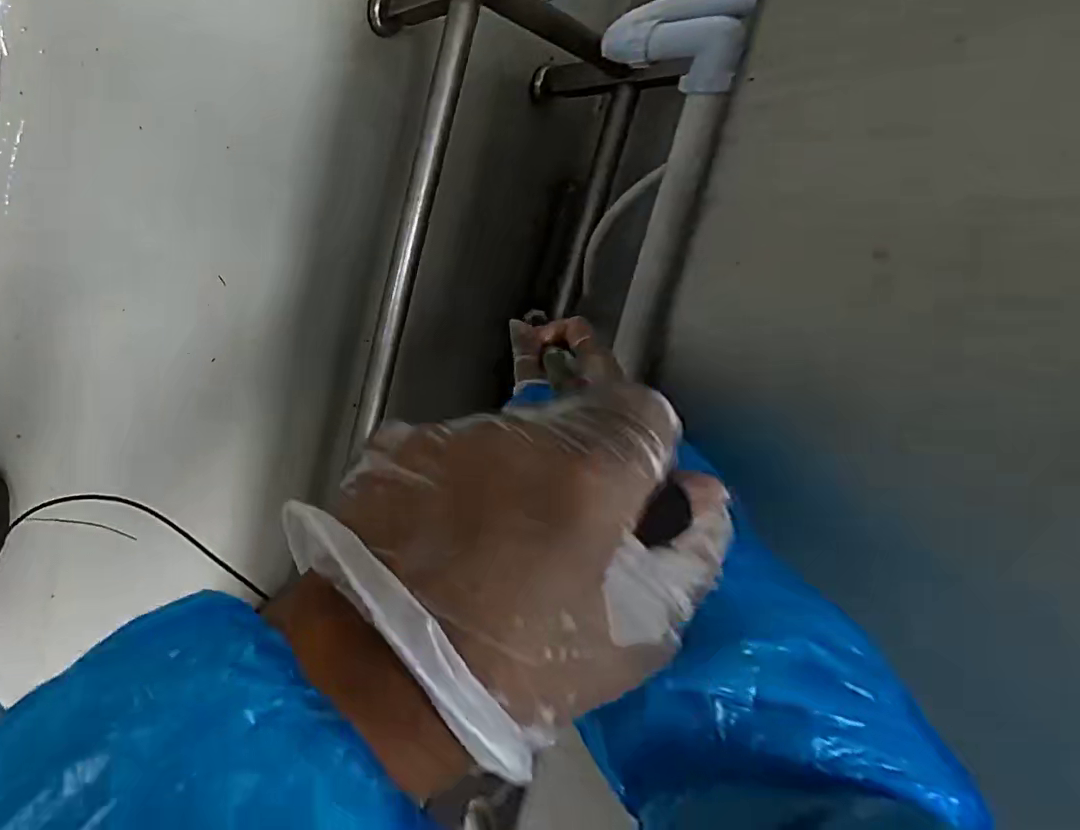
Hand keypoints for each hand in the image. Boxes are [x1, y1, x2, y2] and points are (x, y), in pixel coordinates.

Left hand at [332, 318, 730, 732]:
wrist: (380, 668)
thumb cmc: (517, 667)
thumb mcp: (631, 634)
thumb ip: (684, 554)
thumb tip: (700, 493)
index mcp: (588, 470)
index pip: (642, 411)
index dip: (647, 449)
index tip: (633, 490)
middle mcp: (516, 431)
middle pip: (570, 421)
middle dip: (580, 462)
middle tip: (558, 528)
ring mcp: (448, 432)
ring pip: (505, 435)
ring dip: (513, 471)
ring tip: (489, 537)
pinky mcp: (396, 444)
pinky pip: (447, 450)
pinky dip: (455, 479)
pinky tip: (438, 528)